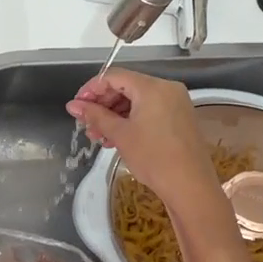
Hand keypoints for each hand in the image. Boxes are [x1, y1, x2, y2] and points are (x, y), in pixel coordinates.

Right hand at [67, 68, 218, 203]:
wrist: (190, 185)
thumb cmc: (153, 157)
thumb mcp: (119, 134)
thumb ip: (95, 115)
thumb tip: (72, 105)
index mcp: (152, 87)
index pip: (114, 76)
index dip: (91, 89)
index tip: (77, 106)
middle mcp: (167, 88)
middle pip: (125, 86)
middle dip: (102, 104)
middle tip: (86, 124)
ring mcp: (175, 102)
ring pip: (136, 100)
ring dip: (114, 115)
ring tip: (99, 136)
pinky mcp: (179, 117)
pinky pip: (149, 110)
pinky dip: (130, 119)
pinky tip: (117, 137)